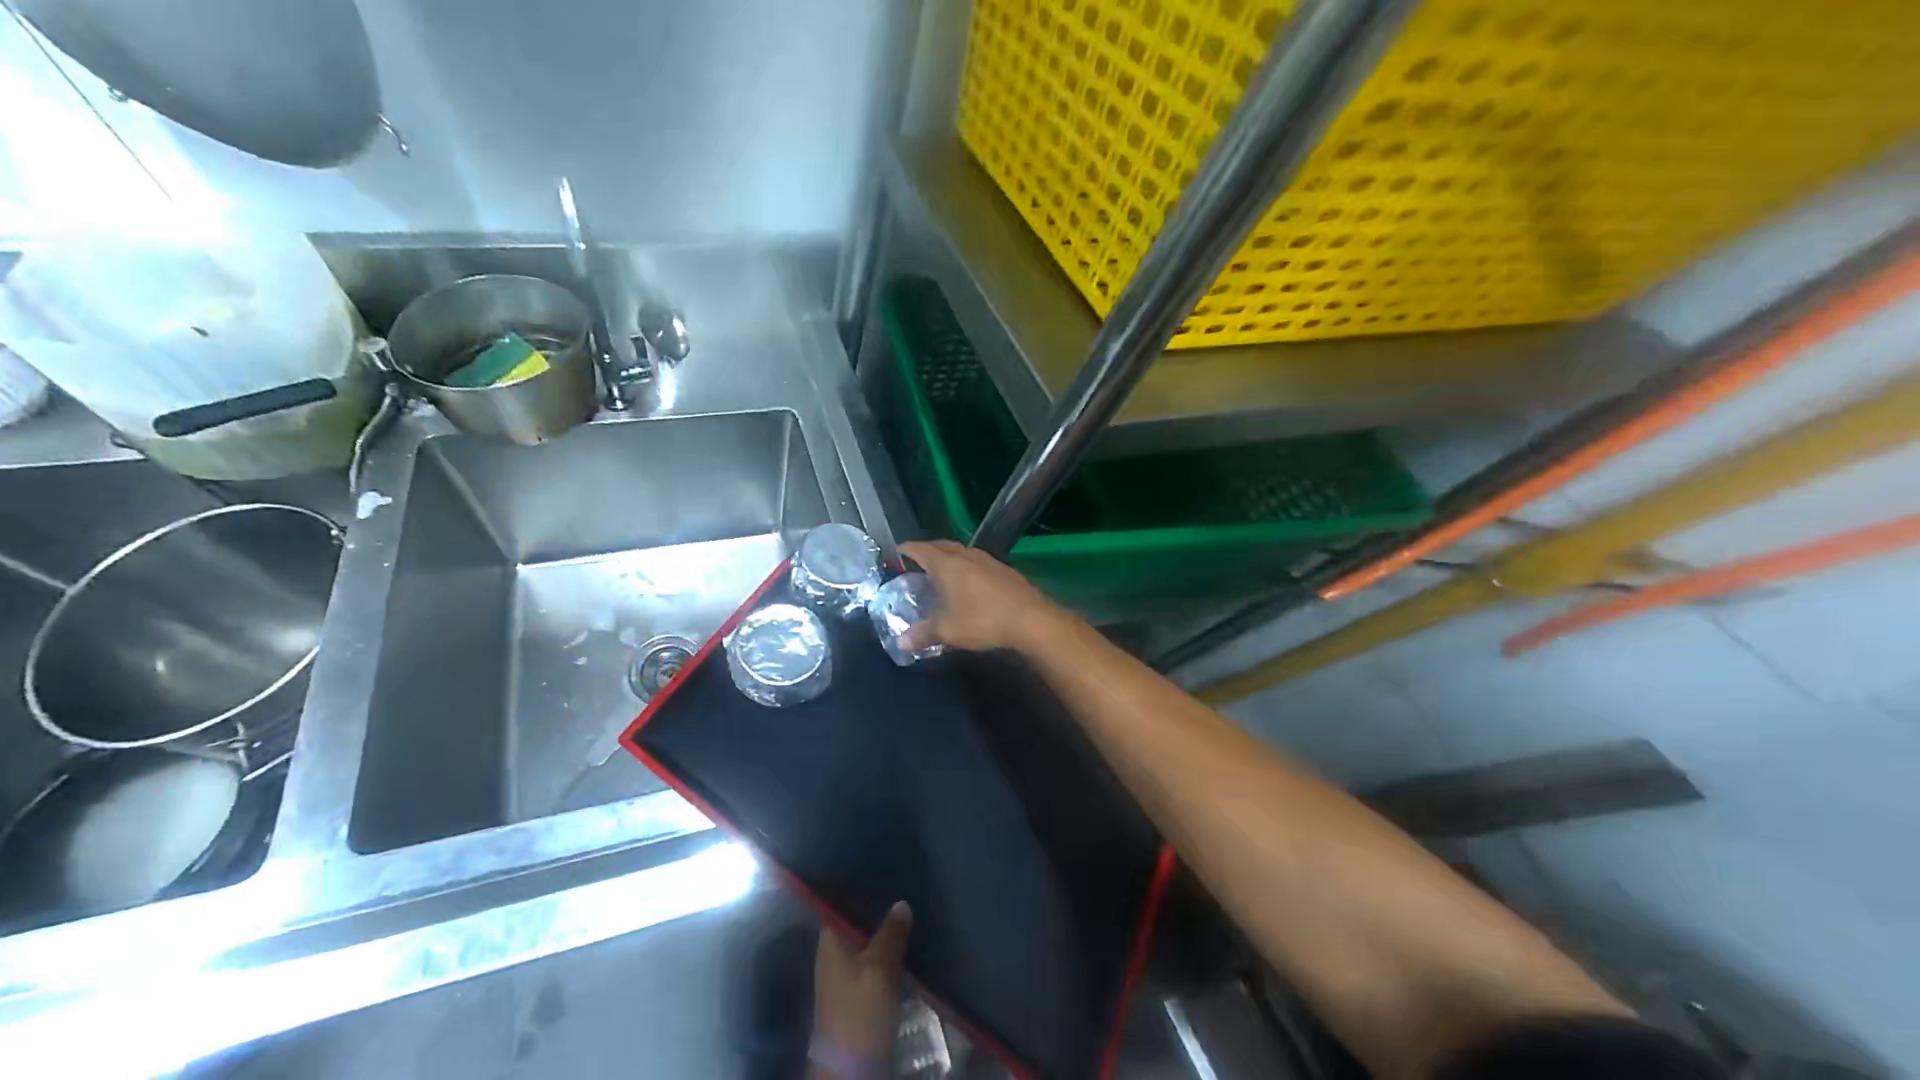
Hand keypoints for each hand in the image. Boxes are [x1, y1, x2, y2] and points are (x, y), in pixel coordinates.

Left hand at [812, 901, 912, 1067]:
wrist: (852, 1067)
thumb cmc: (861, 1010)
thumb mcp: (880, 967)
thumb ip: (891, 932)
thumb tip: (901, 903)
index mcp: (830, 939)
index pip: (840, 902)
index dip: (859, 885)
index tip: (883, 870)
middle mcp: (833, 951)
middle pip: (855, 921)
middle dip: (878, 907)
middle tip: (905, 887)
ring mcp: (845, 973)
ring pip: (866, 940)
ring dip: (885, 930)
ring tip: (911, 909)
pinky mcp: (858, 991)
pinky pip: (873, 960)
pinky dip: (887, 951)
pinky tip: (907, 943)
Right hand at [897, 540, 1071, 653]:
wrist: (1031, 619)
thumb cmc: (984, 620)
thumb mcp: (949, 631)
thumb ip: (923, 634)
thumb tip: (901, 643)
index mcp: (948, 564)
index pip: (921, 549)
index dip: (907, 549)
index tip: (896, 551)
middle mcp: (967, 556)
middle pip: (942, 545)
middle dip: (927, 550)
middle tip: (916, 561)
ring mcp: (988, 560)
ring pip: (962, 552)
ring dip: (949, 556)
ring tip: (940, 570)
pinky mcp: (1004, 570)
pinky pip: (977, 561)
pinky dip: (965, 566)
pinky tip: (968, 582)